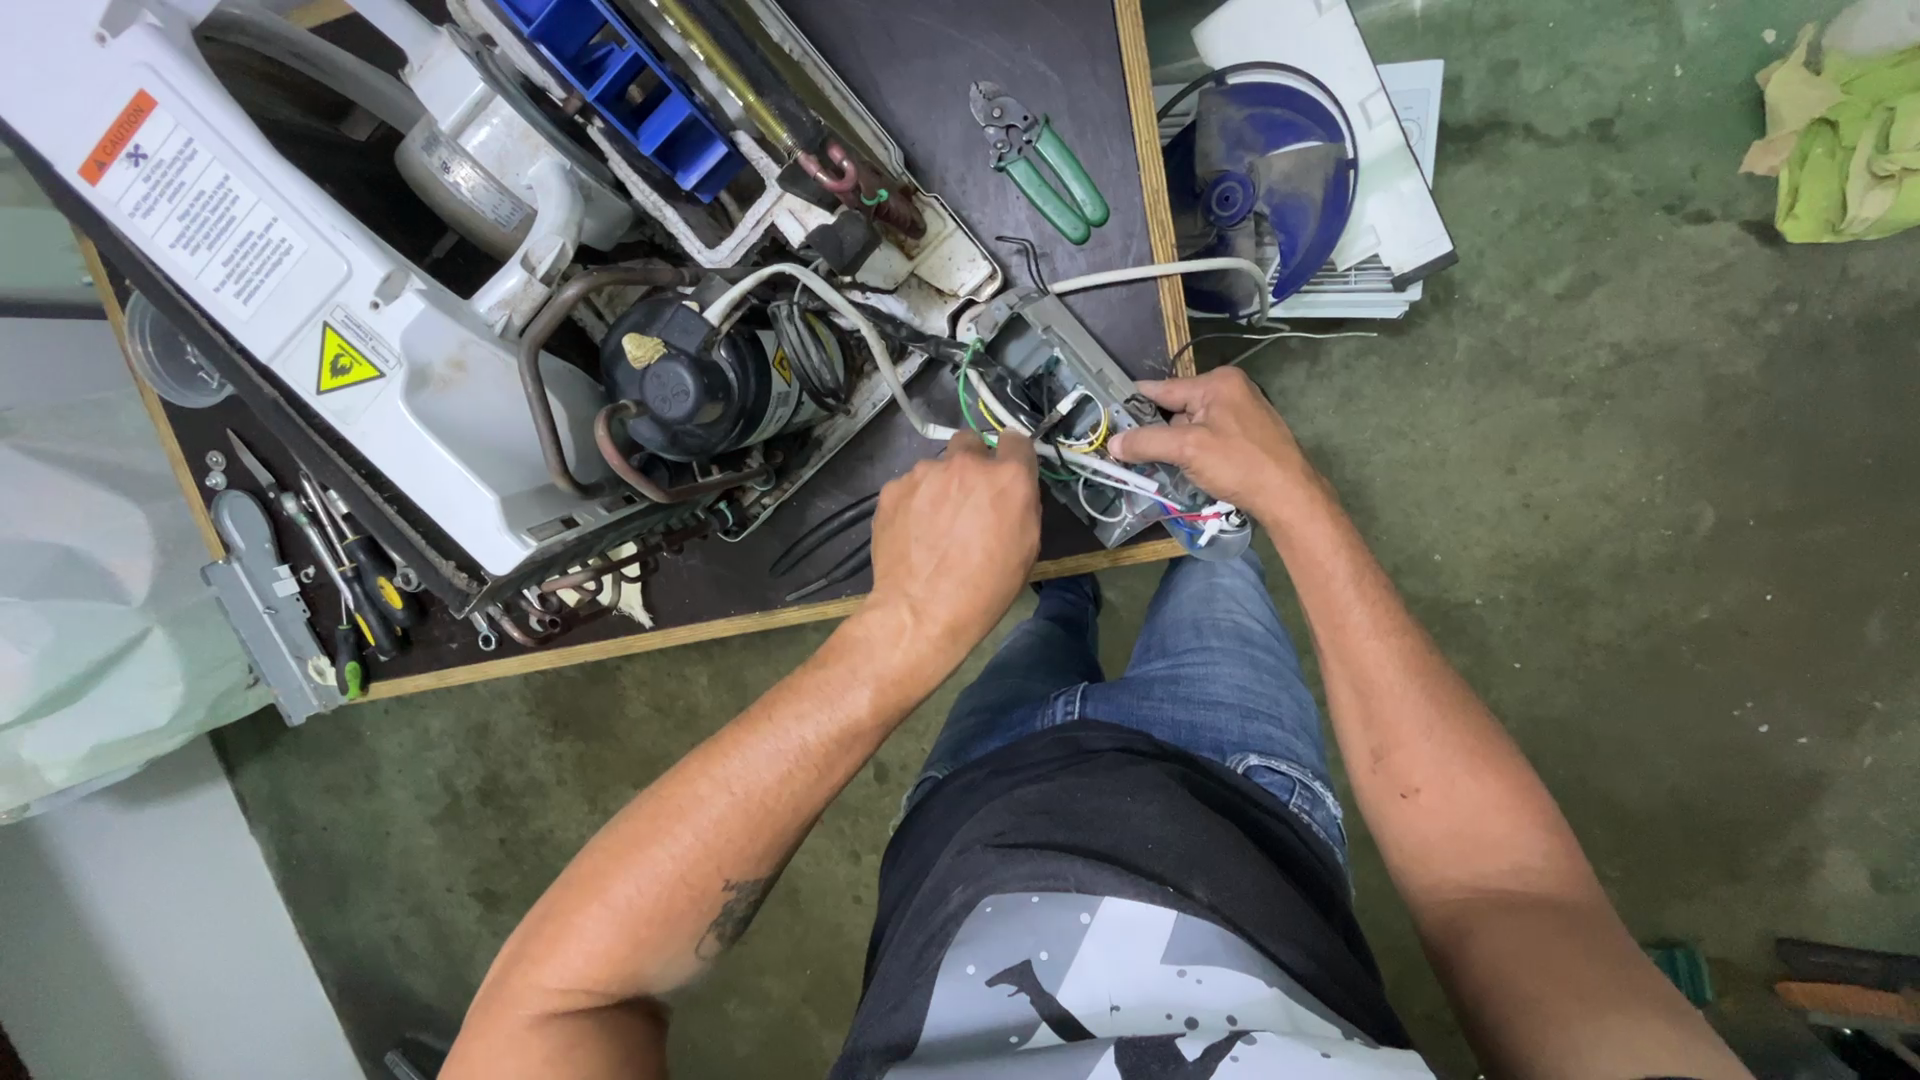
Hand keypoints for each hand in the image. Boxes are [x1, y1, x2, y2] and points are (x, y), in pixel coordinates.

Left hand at [861, 431, 1041, 665]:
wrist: (922, 610)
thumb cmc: (986, 588)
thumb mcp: (1026, 548)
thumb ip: (1022, 506)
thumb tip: (1012, 491)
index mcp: (1008, 477)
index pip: (1015, 440)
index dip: (1011, 455)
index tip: (1006, 471)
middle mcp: (966, 464)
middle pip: (970, 442)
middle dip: (971, 462)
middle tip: (967, 497)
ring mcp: (924, 473)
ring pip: (936, 467)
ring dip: (939, 485)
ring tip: (934, 523)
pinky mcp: (893, 489)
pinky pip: (908, 486)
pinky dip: (913, 502)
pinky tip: (912, 533)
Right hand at [1107, 367, 1318, 523]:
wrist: (1288, 495)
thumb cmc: (1238, 464)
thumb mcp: (1187, 450)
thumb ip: (1147, 442)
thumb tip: (1112, 443)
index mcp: (1217, 382)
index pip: (1162, 389)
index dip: (1134, 404)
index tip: (1108, 416)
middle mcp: (1229, 390)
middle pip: (1175, 408)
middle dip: (1156, 431)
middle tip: (1129, 452)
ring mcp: (1240, 412)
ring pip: (1189, 426)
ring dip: (1173, 446)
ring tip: (1154, 466)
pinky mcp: (1245, 435)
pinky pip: (1206, 437)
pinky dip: (1191, 451)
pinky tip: (1183, 470)